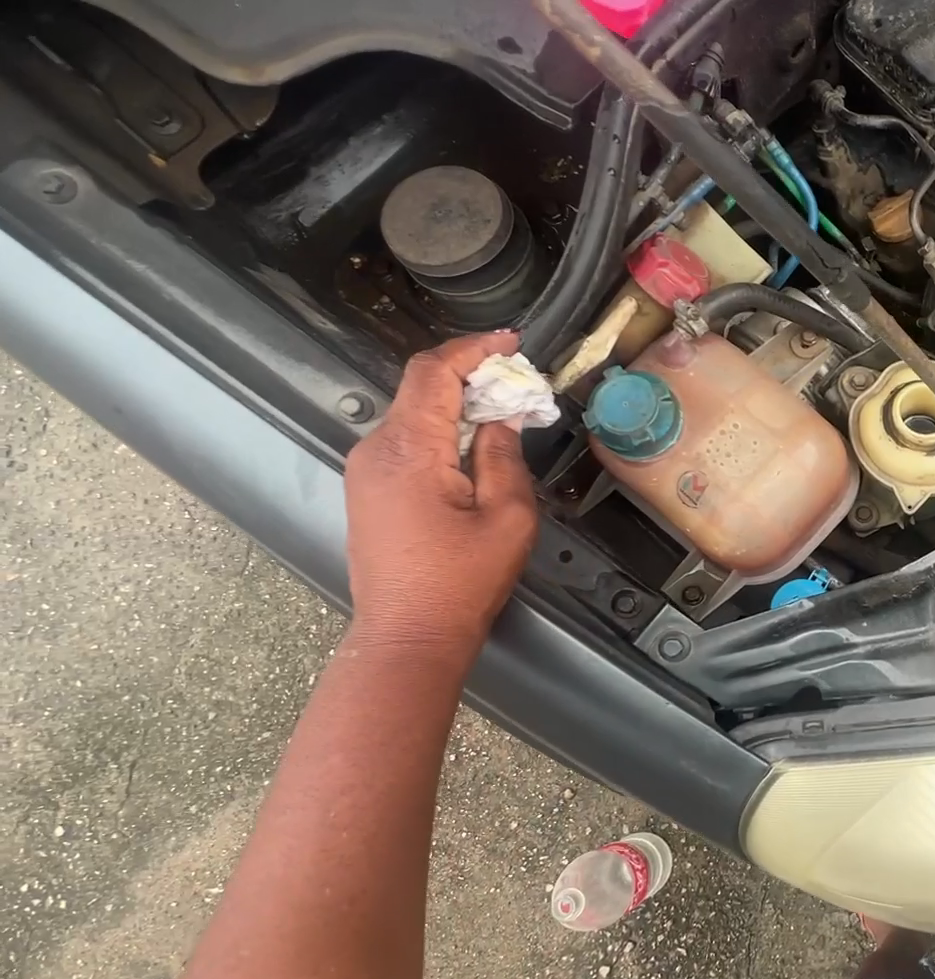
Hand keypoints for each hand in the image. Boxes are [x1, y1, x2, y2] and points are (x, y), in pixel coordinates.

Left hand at [343, 330, 538, 659]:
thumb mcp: (508, 516)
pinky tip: (478, 444)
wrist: (410, 633)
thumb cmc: (463, 579)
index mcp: (409, 451)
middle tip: (521, 383)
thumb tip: (502, 419)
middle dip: (473, 377)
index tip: (512, 341)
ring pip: (415, 414)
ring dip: (461, 405)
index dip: (472, 349)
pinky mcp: (370, 489)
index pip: (432, 374)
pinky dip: (446, 430)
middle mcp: (376, 450)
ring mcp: (366, 470)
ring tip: (508, 413)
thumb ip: (505, 457)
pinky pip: (409, 441)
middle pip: (421, 389)